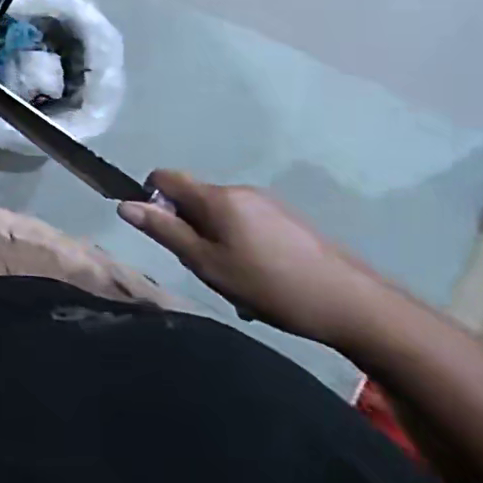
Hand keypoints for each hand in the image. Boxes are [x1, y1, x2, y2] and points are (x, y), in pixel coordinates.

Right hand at [118, 171, 397, 347]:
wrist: (357, 306)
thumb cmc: (270, 284)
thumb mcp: (206, 263)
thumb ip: (165, 231)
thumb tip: (125, 204)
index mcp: (218, 198)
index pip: (164, 176)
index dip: (152, 198)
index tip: (164, 233)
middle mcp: (242, 191)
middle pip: (193, 196)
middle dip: (186, 224)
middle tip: (200, 263)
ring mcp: (270, 204)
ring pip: (220, 212)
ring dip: (213, 236)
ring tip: (232, 275)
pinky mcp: (290, 221)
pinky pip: (246, 222)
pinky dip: (238, 242)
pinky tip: (257, 276)